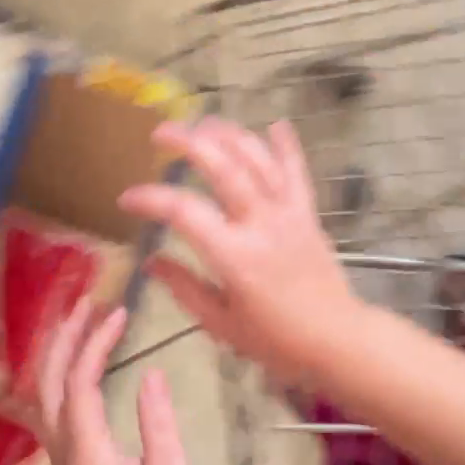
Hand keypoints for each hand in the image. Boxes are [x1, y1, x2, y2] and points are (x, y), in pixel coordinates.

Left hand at [38, 298, 196, 464]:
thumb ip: (158, 424)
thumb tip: (150, 372)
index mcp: (88, 453)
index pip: (81, 383)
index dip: (95, 342)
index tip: (120, 312)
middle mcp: (64, 451)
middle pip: (49, 382)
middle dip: (64, 336)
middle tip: (87, 300)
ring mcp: (61, 459)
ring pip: (45, 394)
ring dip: (58, 352)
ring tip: (82, 319)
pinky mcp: (69, 464)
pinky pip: (54, 407)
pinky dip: (62, 374)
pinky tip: (79, 361)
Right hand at [118, 118, 358, 379]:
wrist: (337, 341)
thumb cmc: (276, 341)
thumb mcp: (221, 324)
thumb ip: (184, 288)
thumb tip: (150, 262)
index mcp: (235, 256)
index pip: (183, 212)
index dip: (151, 199)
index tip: (127, 199)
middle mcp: (262, 224)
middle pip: (224, 167)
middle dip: (189, 143)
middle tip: (161, 134)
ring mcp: (288, 214)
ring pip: (258, 160)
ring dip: (229, 135)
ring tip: (203, 123)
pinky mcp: (308, 213)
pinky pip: (297, 172)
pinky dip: (287, 146)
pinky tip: (276, 124)